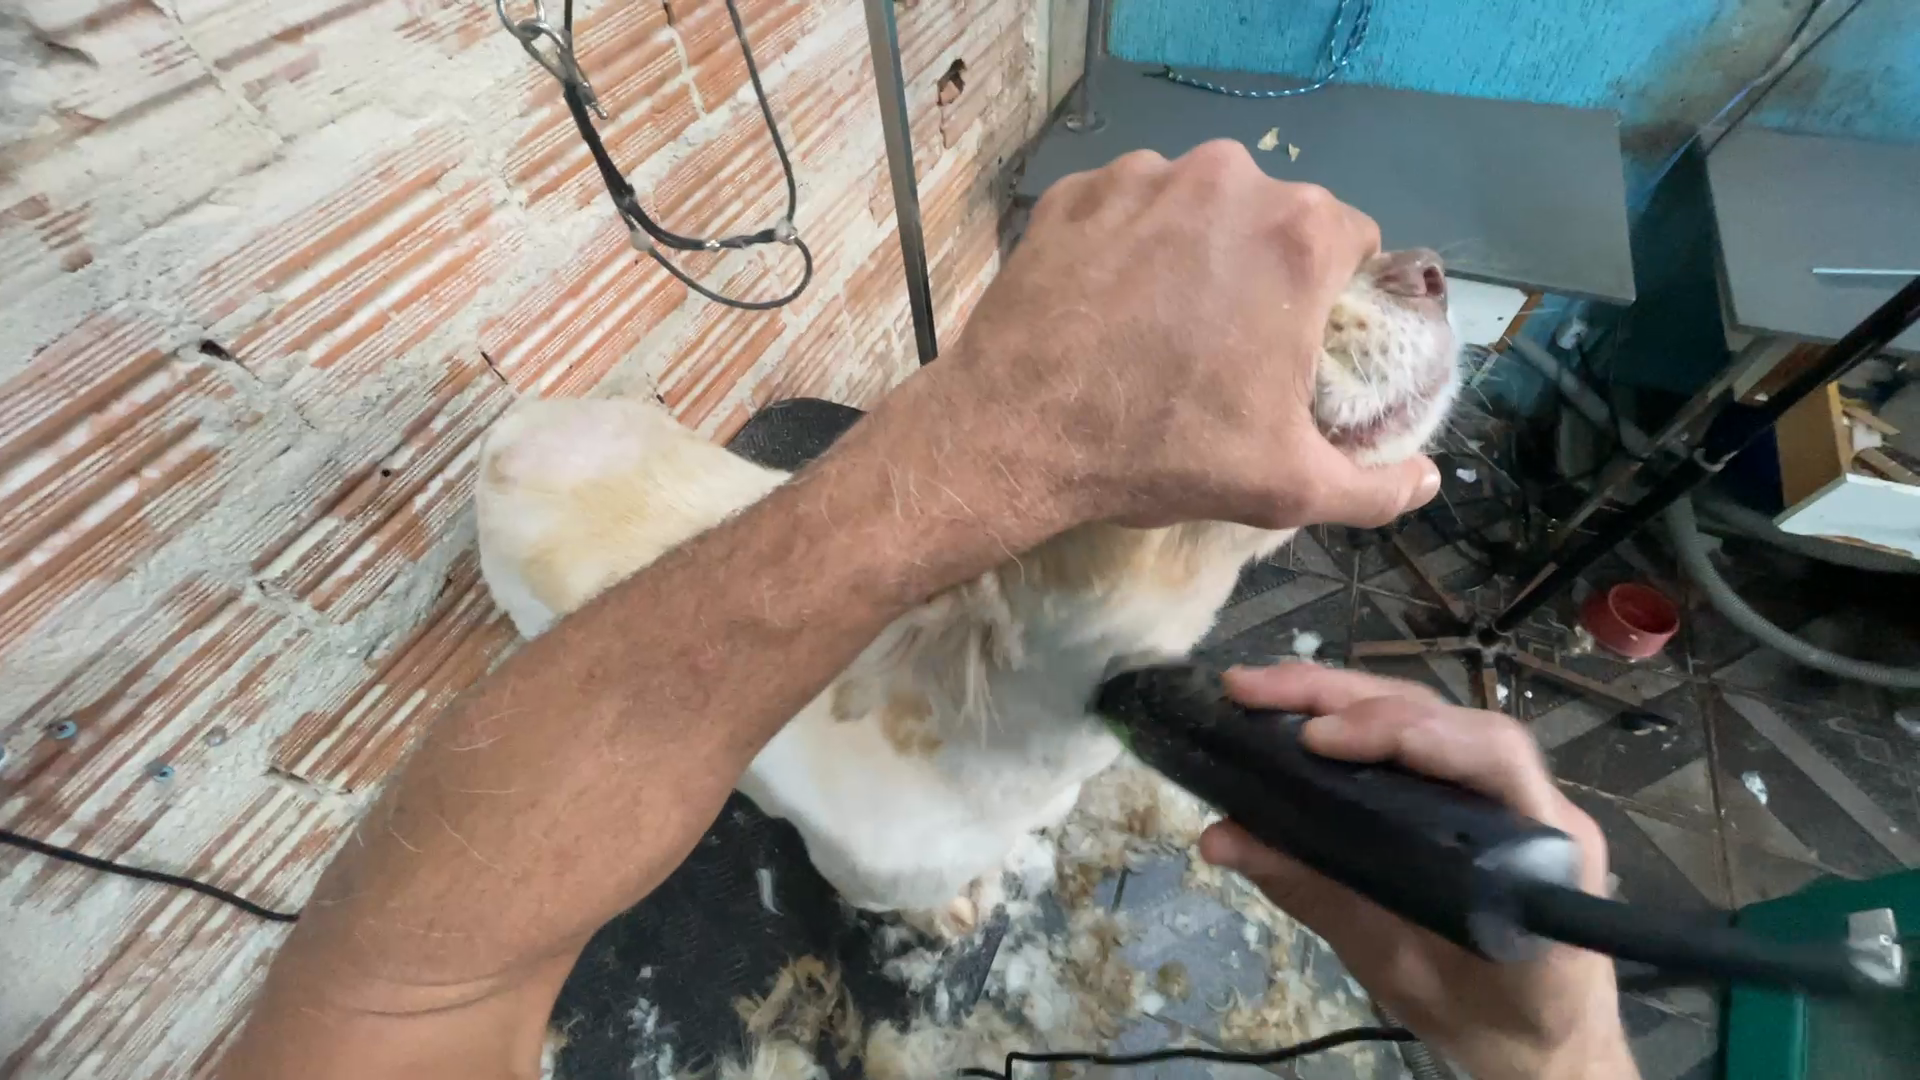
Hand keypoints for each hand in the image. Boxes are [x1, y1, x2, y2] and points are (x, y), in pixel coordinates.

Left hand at [889, 140, 1439, 537]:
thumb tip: (1426, 482)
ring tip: (1151, 330)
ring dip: (1187, 257)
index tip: (1290, 344)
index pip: (1349, 245)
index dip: (1326, 298)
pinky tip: (1100, 306)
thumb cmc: (1156, 453)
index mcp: (1298, 236)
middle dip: (1256, 276)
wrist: (1014, 435)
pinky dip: (1120, 249)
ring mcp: (1137, 178)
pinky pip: (1119, 214)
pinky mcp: (1071, 193)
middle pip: (1269, 223)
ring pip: (1192, 212)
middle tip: (1214, 347)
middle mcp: (1225, 180)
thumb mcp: (1284, 487)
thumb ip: (1373, 487)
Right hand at [1200, 665, 1639, 1079]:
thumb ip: (1311, 890)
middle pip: (1428, 707)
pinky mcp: (1445, 780)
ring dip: (1325, 689)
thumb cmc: (1482, 1010)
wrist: (1529, 1034)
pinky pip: (1392, 730)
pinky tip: (1283, 711)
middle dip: (1332, 692)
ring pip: (1408, 703)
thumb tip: (1218, 839)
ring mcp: (1481, 779)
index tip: (1317, 740)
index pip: (1486, 751)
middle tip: (1247, 689)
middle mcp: (1514, 793)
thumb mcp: (1392, 960)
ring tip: (1251, 690)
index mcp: (1536, 843)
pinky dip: (1333, 710)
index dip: (1401, 731)